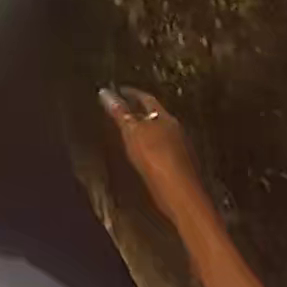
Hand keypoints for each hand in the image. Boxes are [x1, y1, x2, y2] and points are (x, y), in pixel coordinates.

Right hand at [101, 86, 201, 201]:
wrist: (182, 196)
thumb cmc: (156, 159)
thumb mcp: (131, 132)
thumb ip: (119, 113)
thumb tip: (105, 92)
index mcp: (164, 118)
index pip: (146, 98)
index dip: (131, 93)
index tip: (119, 90)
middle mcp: (175, 129)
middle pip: (154, 115)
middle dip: (139, 111)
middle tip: (122, 109)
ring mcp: (181, 148)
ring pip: (160, 132)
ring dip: (145, 129)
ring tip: (129, 131)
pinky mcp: (181, 166)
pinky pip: (163, 148)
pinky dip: (151, 146)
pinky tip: (143, 154)